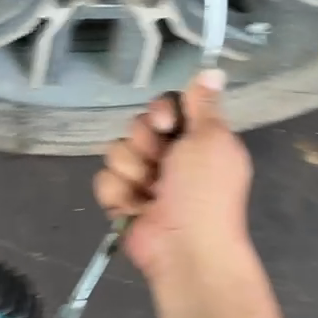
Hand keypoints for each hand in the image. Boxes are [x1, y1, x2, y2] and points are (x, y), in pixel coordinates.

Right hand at [93, 69, 254, 280]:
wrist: (187, 248)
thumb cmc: (206, 191)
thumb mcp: (213, 139)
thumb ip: (204, 104)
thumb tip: (213, 70)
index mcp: (196, 141)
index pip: (165, 106)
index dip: (160, 110)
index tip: (166, 123)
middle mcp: (169, 157)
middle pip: (136, 126)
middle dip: (145, 142)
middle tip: (162, 162)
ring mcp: (143, 180)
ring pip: (117, 151)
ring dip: (132, 170)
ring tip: (150, 191)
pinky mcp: (122, 201)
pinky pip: (105, 180)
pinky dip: (120, 194)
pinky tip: (136, 208)